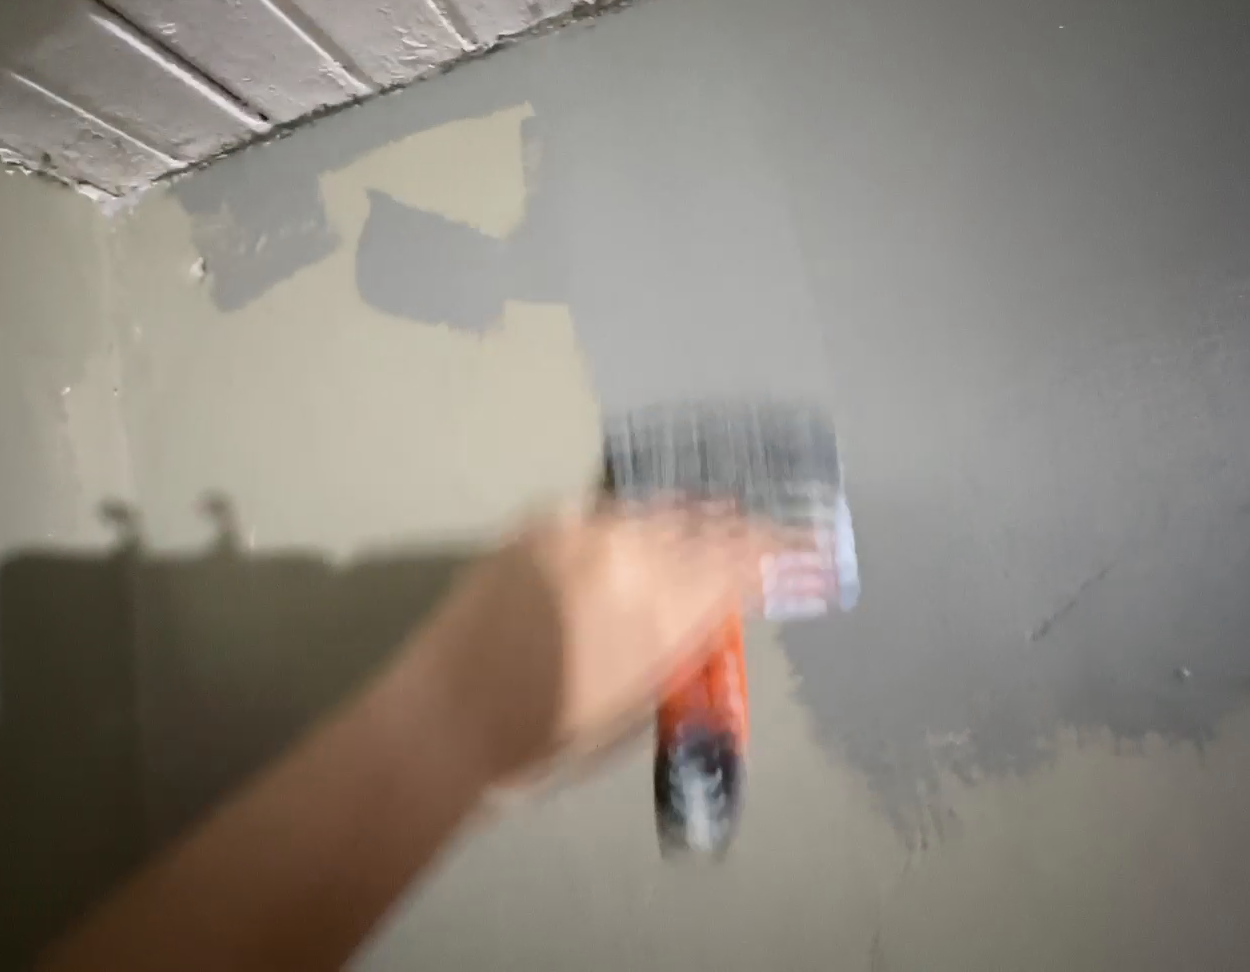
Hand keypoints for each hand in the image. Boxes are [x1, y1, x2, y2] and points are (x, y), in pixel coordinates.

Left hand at [413, 500, 782, 784]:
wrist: (445, 717)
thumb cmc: (545, 740)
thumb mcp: (637, 709)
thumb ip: (676, 651)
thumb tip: (701, 616)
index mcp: (665, 613)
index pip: (741, 565)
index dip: (778, 552)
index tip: (803, 547)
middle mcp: (631, 557)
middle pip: (705, 527)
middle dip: (738, 530)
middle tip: (759, 527)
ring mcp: (582, 531)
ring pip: (655, 510)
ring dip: (688, 518)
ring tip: (709, 516)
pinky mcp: (540, 521)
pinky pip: (601, 509)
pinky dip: (629, 519)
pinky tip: (636, 525)